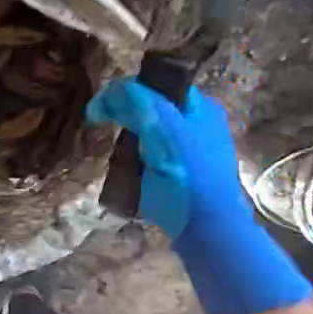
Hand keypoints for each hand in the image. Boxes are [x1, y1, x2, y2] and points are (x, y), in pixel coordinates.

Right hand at [87, 79, 309, 313]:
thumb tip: (110, 92)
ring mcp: (192, 153)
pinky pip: (150, 158)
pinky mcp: (181, 177)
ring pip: (149, 133)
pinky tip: (126, 170)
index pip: (156, 84)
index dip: (128, 91)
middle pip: (152, 108)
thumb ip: (137, 99)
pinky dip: (135, 160)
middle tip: (105, 127)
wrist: (209, 230)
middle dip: (126, 115)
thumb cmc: (187, 174)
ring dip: (129, 138)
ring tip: (115, 151)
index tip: (103, 107)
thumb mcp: (162, 126)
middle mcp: (199, 125)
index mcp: (200, 107)